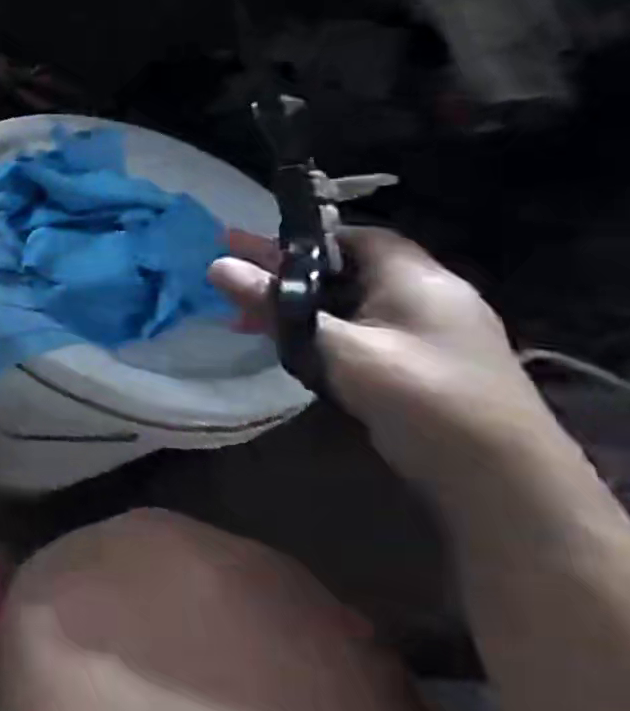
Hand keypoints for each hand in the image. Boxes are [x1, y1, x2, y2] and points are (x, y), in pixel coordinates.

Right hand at [209, 228, 562, 484]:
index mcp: (418, 280)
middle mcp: (426, 297)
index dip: (303, 238)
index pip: (357, 237)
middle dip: (286, 271)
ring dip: (294, 304)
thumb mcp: (335, 345)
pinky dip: (314, 329)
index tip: (248, 245)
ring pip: (345, 303)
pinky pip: (355, 331)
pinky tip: (280, 342)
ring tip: (240, 312)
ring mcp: (423, 334)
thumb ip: (276, 304)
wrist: (492, 473)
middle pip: (346, 270)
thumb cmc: (415, 393)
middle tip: (227, 270)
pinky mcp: (413, 364)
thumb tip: (217, 265)